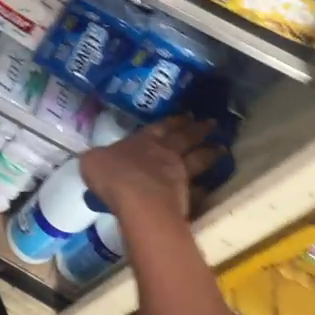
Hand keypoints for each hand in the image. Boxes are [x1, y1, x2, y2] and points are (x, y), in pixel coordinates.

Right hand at [80, 114, 219, 223]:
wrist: (137, 200)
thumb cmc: (112, 175)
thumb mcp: (92, 161)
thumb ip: (97, 159)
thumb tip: (94, 160)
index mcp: (141, 141)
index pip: (160, 127)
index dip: (173, 120)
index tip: (187, 114)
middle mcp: (164, 153)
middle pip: (184, 138)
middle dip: (197, 129)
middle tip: (211, 122)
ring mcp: (178, 174)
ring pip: (198, 160)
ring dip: (210, 153)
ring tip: (222, 147)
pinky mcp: (186, 197)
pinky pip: (199, 190)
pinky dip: (205, 188)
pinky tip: (211, 187)